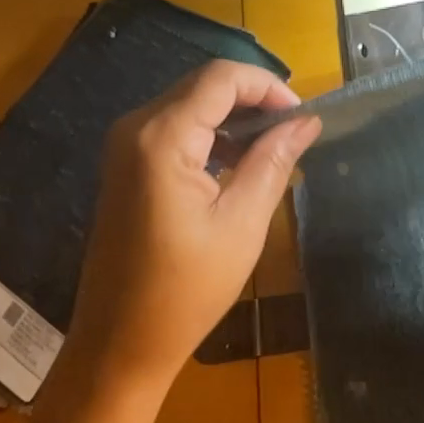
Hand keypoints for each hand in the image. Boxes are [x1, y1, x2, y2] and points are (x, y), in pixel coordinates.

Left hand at [61, 62, 321, 400]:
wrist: (117, 344)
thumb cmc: (184, 291)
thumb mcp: (241, 225)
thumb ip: (272, 162)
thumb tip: (306, 121)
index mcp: (161, 138)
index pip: (220, 78)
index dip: (266, 85)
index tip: (302, 115)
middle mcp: (135, 128)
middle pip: (202, 85)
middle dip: (252, 98)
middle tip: (293, 130)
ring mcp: (124, 146)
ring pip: (189, 104)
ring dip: (232, 116)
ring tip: (273, 148)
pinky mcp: (125, 165)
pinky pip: (173, 128)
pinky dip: (209, 135)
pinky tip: (237, 163)